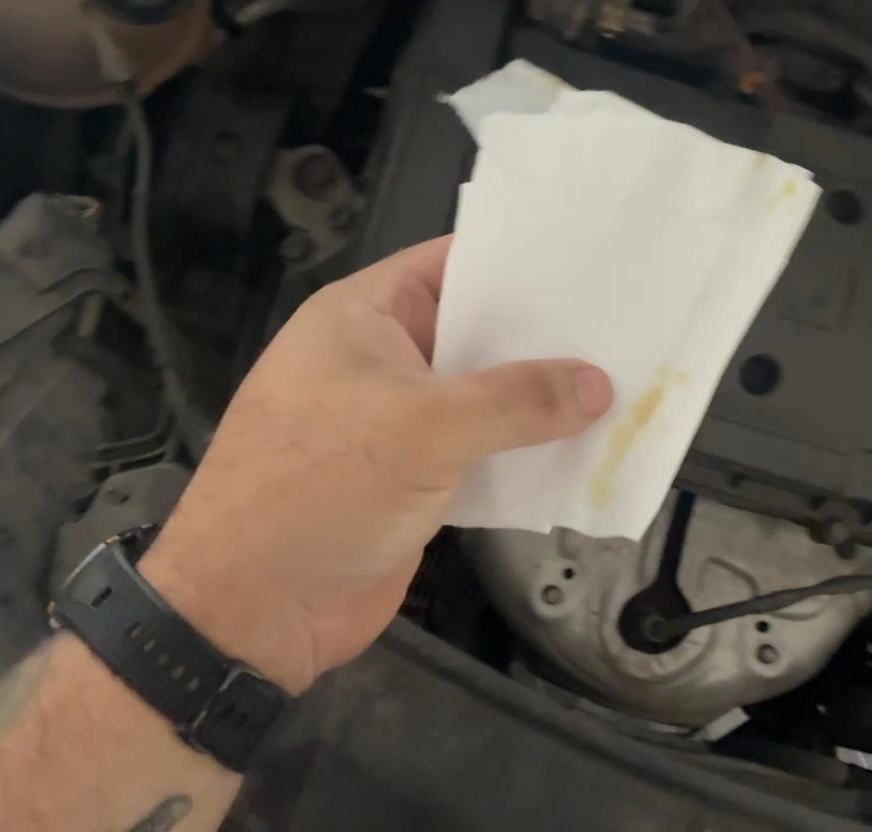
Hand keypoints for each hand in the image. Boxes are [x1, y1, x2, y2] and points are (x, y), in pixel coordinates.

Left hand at [140, 236, 613, 692]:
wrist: (252, 613)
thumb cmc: (320, 490)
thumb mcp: (423, 427)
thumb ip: (516, 400)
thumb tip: (598, 384)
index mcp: (363, 316)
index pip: (450, 263)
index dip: (516, 258)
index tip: (586, 260)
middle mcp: (381, 358)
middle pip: (474, 330)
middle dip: (541, 333)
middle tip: (619, 323)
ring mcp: (396, 420)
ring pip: (482, 393)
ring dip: (538, 396)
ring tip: (617, 379)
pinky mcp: (414, 475)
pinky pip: (480, 447)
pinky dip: (522, 447)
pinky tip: (581, 445)